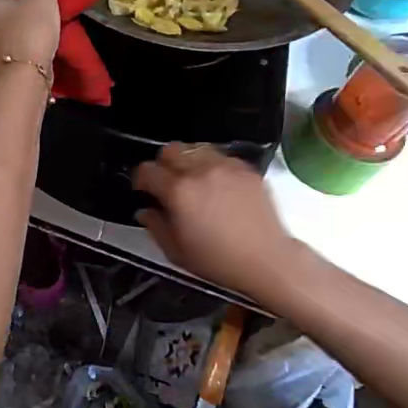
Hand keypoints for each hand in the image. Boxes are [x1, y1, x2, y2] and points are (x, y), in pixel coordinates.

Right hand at [132, 143, 302, 296]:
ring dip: (187, 160)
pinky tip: (216, 183)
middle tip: (166, 183)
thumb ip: (155, 226)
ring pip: (196, 147)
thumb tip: (146, 211)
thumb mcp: (176, 251)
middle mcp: (200, 170)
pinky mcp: (246, 168)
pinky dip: (211, 164)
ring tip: (192, 180)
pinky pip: (220, 155)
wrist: (266, 260)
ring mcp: (226, 166)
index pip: (148, 170)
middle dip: (162, 164)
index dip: (140, 180)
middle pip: (170, 150)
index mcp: (178, 190)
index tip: (143, 190)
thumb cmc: (218, 260)